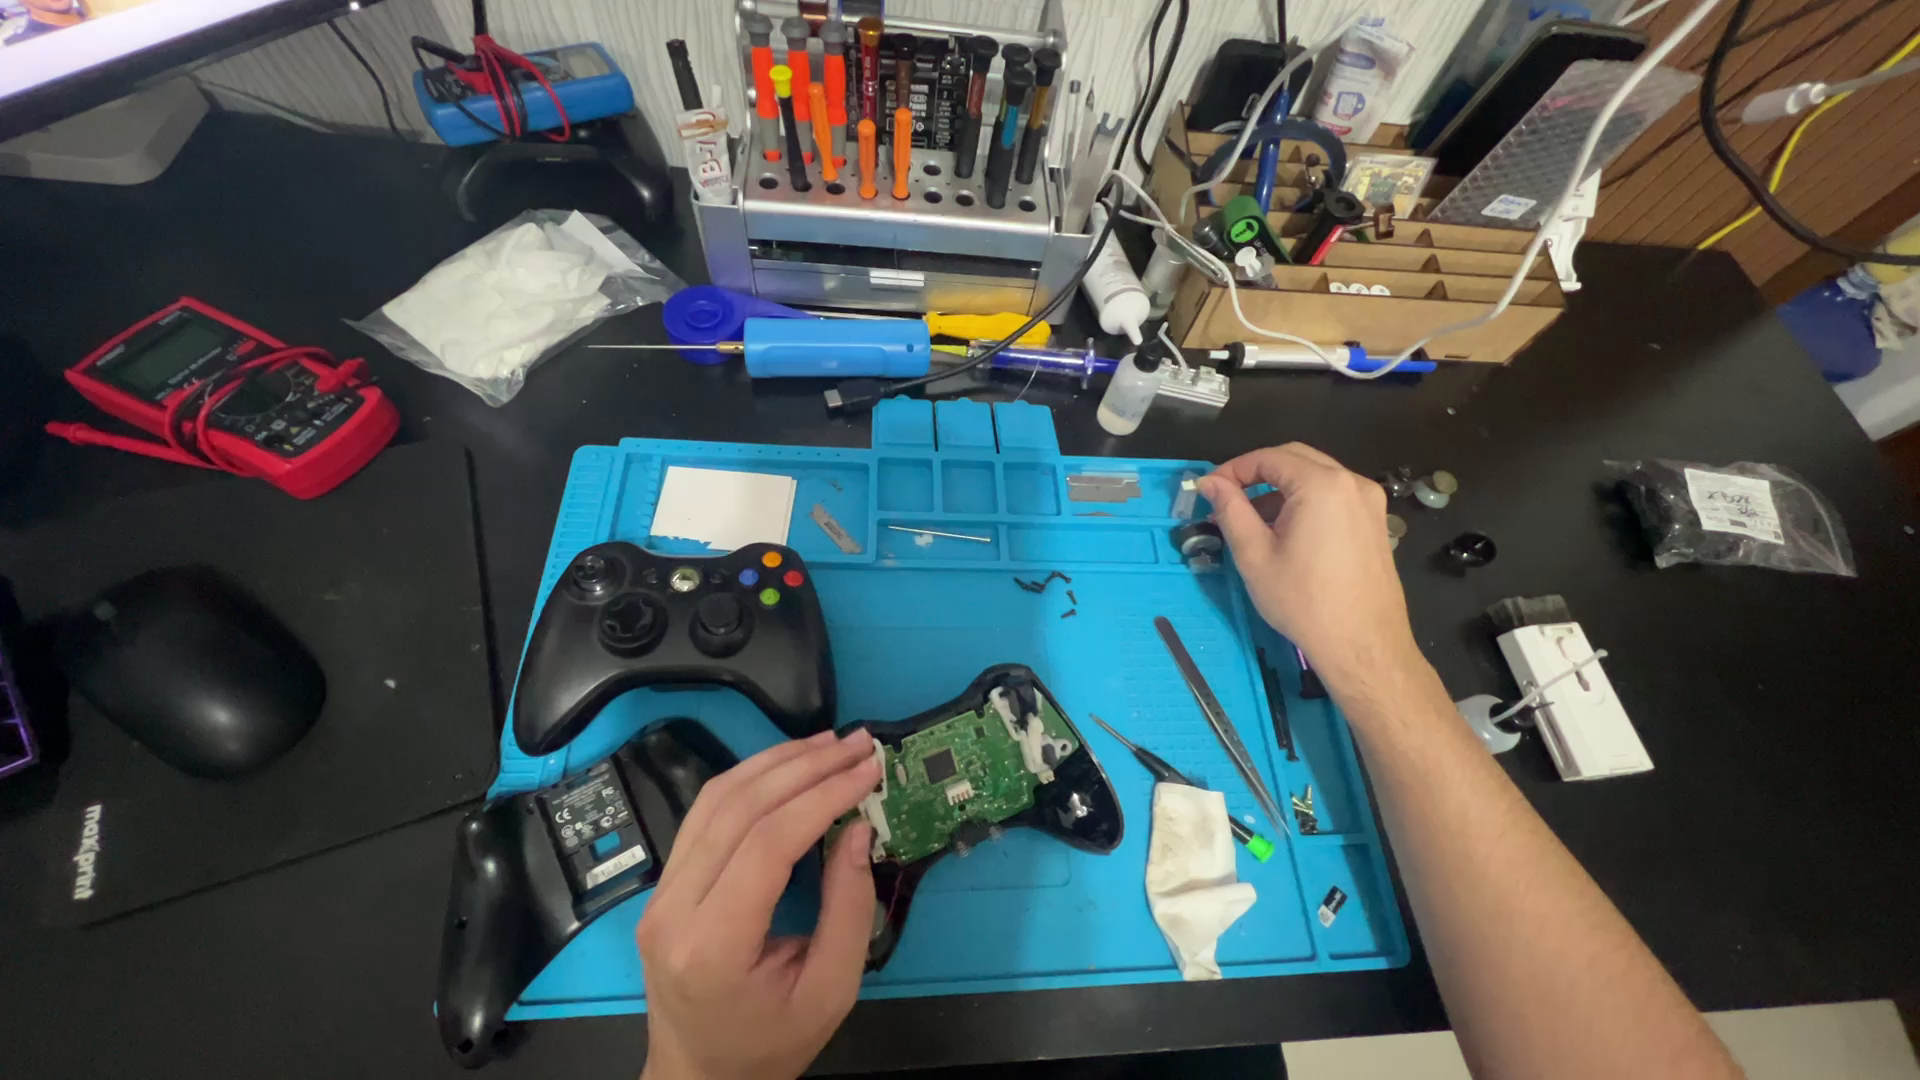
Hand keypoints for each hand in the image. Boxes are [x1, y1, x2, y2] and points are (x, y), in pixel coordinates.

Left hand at [638, 729, 880, 1079]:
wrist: (698, 1076)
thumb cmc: (769, 1043)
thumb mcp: (830, 991)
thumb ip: (849, 908)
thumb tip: (858, 828)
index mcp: (712, 945)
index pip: (767, 844)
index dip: (822, 797)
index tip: (867, 771)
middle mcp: (674, 908)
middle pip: (740, 809)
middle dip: (806, 766)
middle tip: (857, 744)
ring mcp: (661, 890)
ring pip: (717, 797)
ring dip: (778, 760)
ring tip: (829, 743)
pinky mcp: (665, 880)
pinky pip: (706, 810)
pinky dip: (752, 776)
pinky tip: (789, 763)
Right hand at [1196, 444, 1418, 687]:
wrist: (1362, 644)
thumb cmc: (1302, 601)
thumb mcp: (1254, 554)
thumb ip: (1230, 509)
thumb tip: (1208, 482)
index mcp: (1321, 485)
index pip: (1268, 457)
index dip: (1233, 469)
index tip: (1209, 491)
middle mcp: (1351, 483)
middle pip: (1295, 458)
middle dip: (1256, 473)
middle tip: (1226, 499)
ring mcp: (1369, 502)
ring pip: (1315, 476)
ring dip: (1279, 488)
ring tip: (1250, 520)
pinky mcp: (1375, 522)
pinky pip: (1333, 496)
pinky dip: (1303, 501)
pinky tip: (1284, 532)